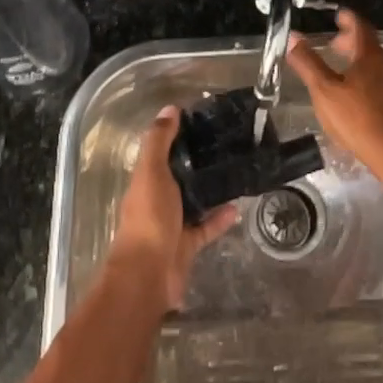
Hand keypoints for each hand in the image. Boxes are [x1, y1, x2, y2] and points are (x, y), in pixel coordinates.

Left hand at [112, 105, 238, 308]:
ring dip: (210, 190)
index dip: (177, 137)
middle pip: (178, 177)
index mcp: (145, 181)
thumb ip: (159, 141)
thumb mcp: (151, 172)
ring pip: (193, 202)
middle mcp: (156, 201)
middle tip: (225, 147)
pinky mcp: (187, 245)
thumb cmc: (149, 218)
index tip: (202, 121)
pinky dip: (219, 219)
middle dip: (197, 164)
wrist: (149, 273)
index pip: (160, 153)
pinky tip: (237, 207)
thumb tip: (170, 109)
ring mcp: (171, 225)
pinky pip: (206, 228)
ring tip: (235, 173)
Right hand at [286, 10, 382, 167]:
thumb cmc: (356, 118)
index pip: (360, 27)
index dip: (348, 19)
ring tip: (342, 66)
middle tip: (334, 43)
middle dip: (351, 39)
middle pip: (369, 43)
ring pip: (376, 61)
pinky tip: (356, 90)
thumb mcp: (324, 90)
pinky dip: (367, 73)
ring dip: (359, 57)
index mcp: (369, 55)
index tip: (338, 14)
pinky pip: (381, 77)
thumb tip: (293, 37)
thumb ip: (308, 63)